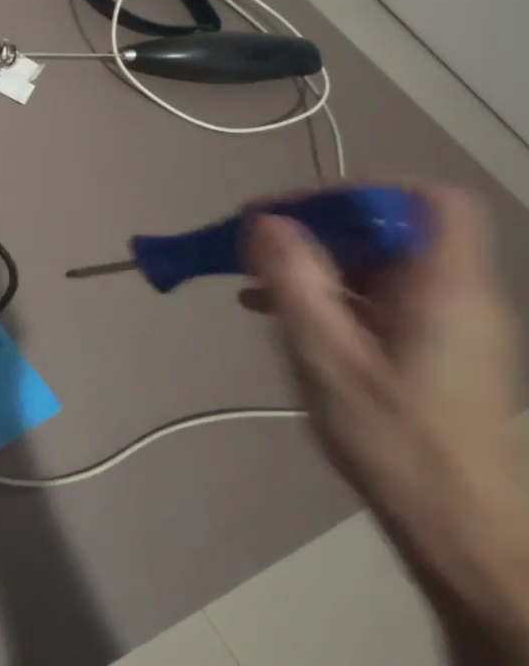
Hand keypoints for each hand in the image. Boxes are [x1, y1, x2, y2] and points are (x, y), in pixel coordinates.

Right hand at [243, 183, 528, 657]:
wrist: (457, 517)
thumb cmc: (392, 436)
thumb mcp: (326, 355)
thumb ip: (295, 281)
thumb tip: (264, 221)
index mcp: (445, 289)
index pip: (428, 200)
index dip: (356, 191)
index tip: (287, 212)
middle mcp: (458, 293)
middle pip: (393, 225)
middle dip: (315, 224)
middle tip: (248, 242)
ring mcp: (448, 318)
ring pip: (380, 257)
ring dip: (313, 256)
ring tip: (249, 276)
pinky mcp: (433, 342)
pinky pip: (377, 290)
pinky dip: (325, 286)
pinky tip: (275, 307)